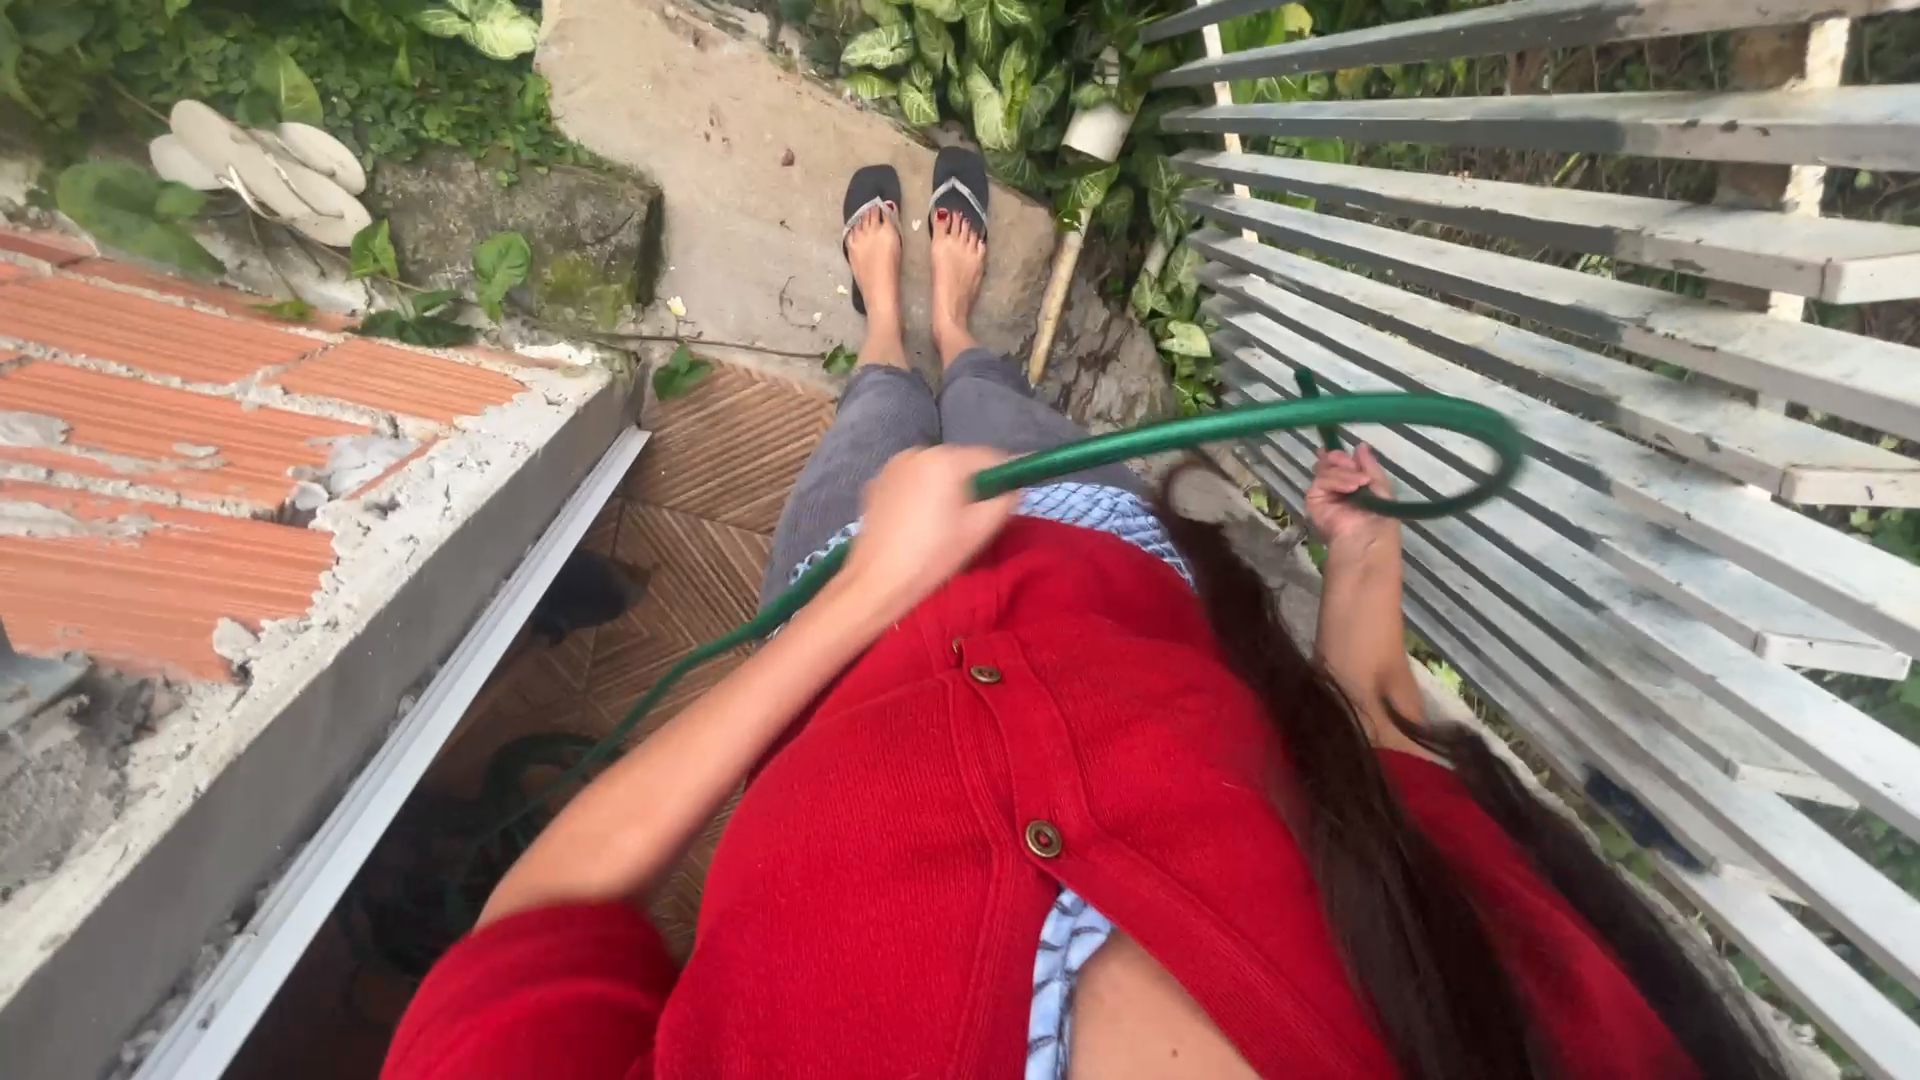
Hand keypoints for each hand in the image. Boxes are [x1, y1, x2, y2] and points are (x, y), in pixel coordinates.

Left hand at [839, 445, 1019, 620]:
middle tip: (974, 518)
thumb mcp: (980, 529)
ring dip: (946, 488)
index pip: (991, 457)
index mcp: (946, 460)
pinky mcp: (876, 482)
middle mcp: (918, 452)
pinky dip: (921, 493)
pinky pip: (912, 480)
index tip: (1009, 499)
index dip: (1004, 478)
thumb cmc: (933, 556)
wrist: (876, 581)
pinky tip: (918, 523)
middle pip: (961, 462)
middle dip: (972, 484)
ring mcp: (893, 465)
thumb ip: (1006, 499)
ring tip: (943, 523)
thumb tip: (1013, 487)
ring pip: (935, 471)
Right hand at [1305, 443, 1396, 548]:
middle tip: (1351, 464)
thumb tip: (1360, 445)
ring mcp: (1323, 493)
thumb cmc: (1379, 515)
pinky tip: (1350, 488)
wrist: (1368, 536)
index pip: (1341, 464)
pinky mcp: (1313, 499)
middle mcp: (1335, 487)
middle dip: (1340, 460)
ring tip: (1359, 485)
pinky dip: (1336, 481)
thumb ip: (1369, 466)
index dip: (1342, 456)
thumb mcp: (1380, 486)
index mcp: (1352, 484)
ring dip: (1344, 474)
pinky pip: (1321, 482)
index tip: (1349, 454)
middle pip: (1329, 463)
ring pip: (1325, 470)